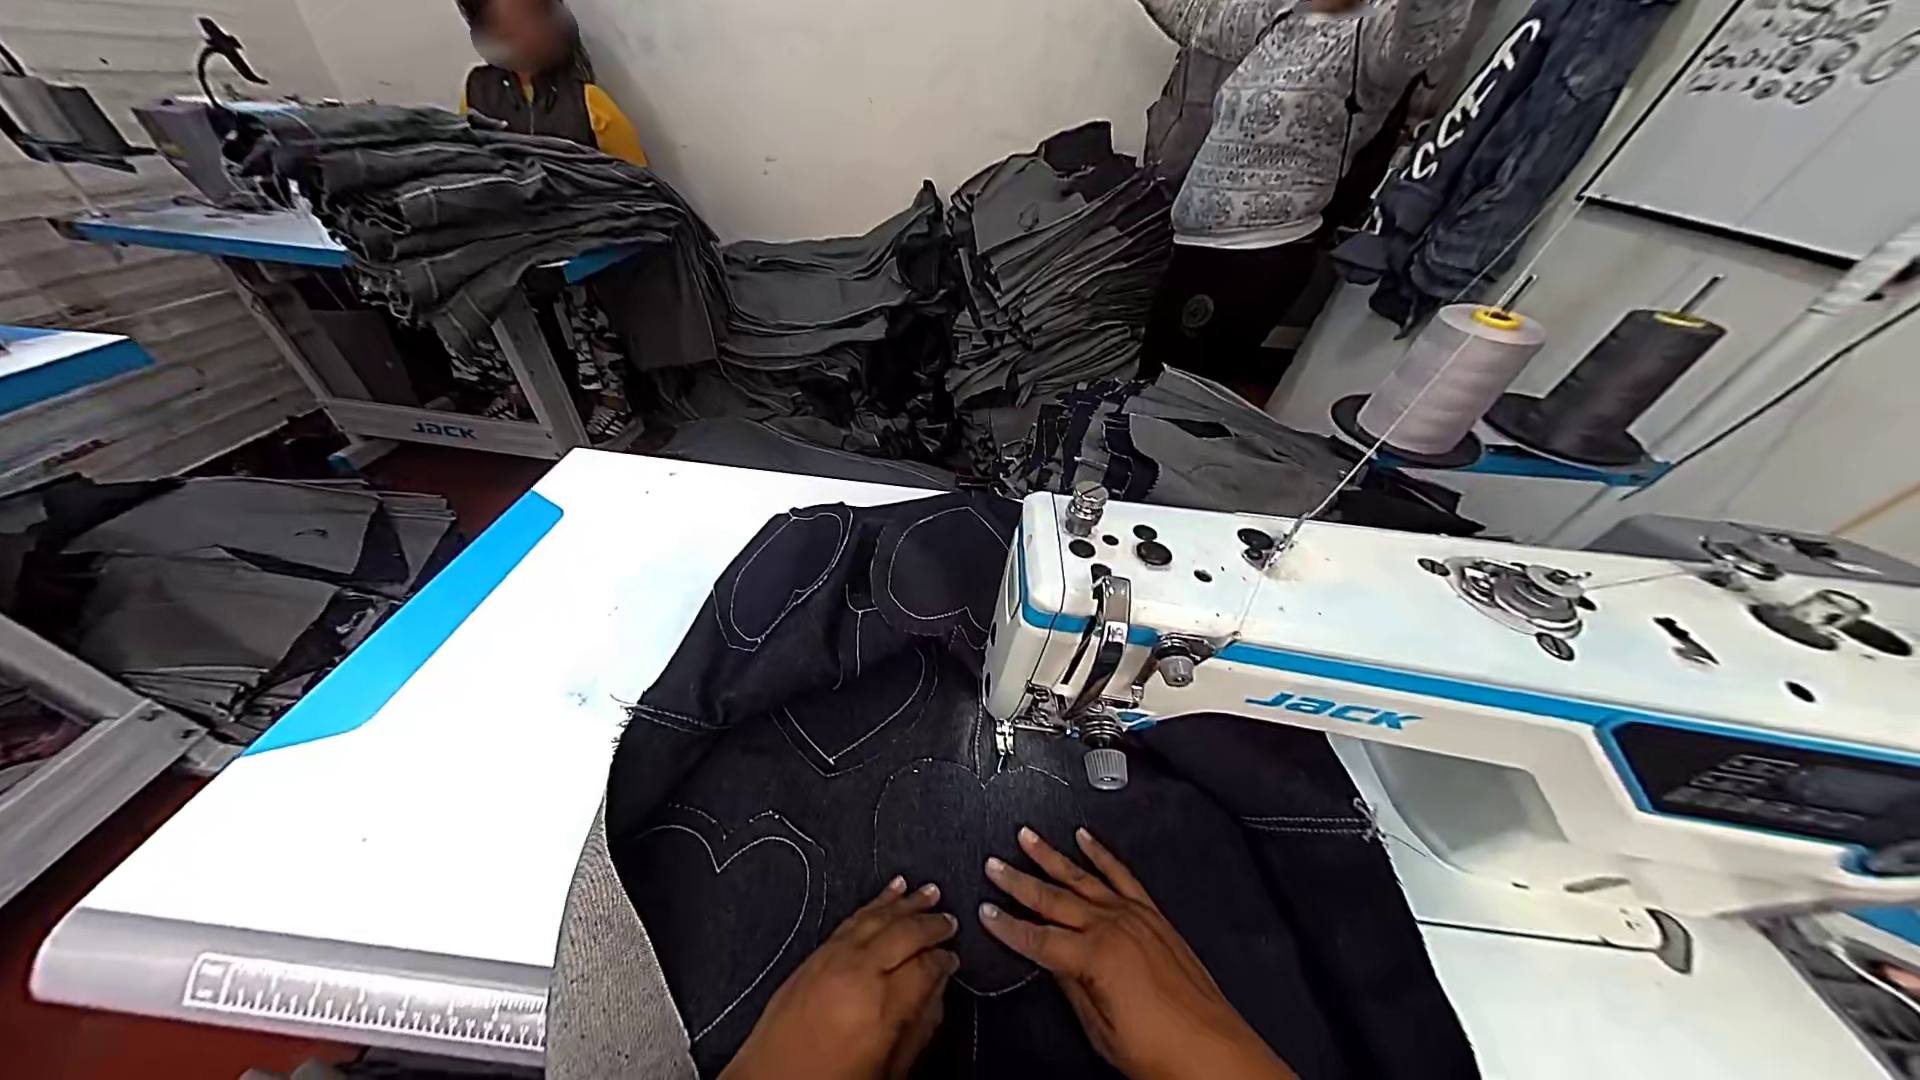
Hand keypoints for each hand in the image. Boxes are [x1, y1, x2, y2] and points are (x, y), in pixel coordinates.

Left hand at [720, 877, 958, 1079]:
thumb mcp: (887, 1072)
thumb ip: (918, 1029)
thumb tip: (937, 995)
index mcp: (881, 1006)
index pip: (926, 967)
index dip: (945, 959)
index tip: (954, 958)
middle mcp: (859, 972)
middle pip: (907, 932)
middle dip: (933, 924)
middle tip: (951, 921)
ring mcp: (835, 957)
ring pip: (881, 916)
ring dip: (909, 902)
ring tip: (931, 892)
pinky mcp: (817, 952)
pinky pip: (855, 916)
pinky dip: (877, 901)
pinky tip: (892, 891)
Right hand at [979, 827, 1298, 1079]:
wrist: (1218, 1056)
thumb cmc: (1163, 1054)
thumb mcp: (1103, 1032)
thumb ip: (1073, 988)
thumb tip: (1051, 962)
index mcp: (1095, 957)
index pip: (1037, 937)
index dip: (1007, 925)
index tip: (985, 910)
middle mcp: (1112, 926)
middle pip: (1052, 898)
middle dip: (1018, 881)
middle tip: (994, 864)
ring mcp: (1133, 915)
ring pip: (1081, 877)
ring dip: (1050, 855)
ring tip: (1026, 836)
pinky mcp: (1152, 913)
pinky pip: (1121, 874)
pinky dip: (1100, 854)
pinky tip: (1084, 838)